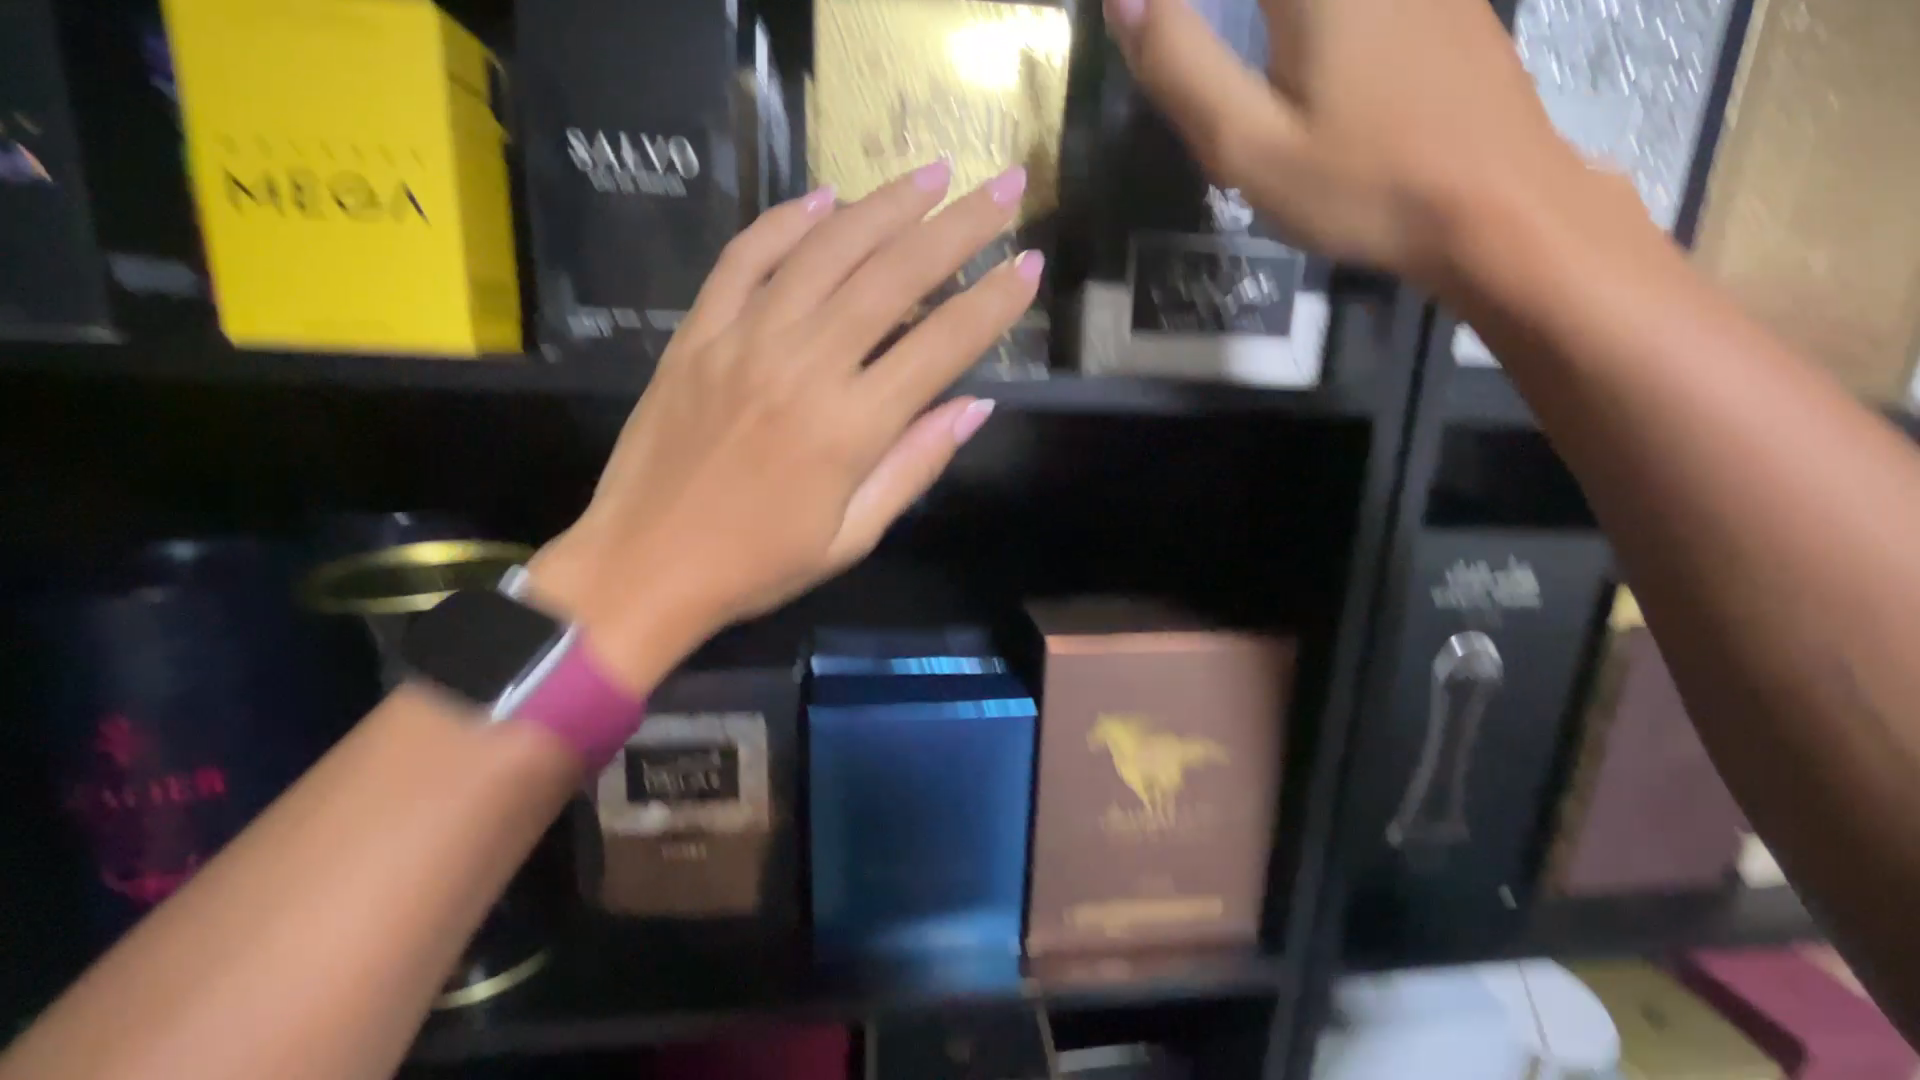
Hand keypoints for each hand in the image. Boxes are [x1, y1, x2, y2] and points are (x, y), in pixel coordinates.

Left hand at [529, 161, 1039, 689]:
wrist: (642, 567)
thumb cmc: (758, 565)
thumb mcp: (852, 536)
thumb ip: (916, 464)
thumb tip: (978, 404)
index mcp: (850, 427)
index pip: (943, 343)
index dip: (996, 302)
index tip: (1031, 265)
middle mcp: (803, 365)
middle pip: (895, 275)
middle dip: (960, 226)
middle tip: (1002, 186)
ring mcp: (743, 339)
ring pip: (826, 250)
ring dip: (885, 205)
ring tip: (930, 175)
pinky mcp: (697, 332)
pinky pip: (746, 257)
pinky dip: (786, 220)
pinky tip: (824, 199)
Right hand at [1104, 0, 1620, 288]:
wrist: (1502, 210)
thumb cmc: (1365, 185)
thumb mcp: (1249, 146)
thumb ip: (1180, 65)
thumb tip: (1121, 1)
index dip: (1178, 8)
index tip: (1147, 26)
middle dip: (1219, 16)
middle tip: (1179, 42)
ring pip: (1306, 2)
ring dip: (1257, 19)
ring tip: (1227, 44)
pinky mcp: (1443, 0)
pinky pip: (1359, 3)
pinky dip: (1308, 21)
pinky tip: (1299, 49)